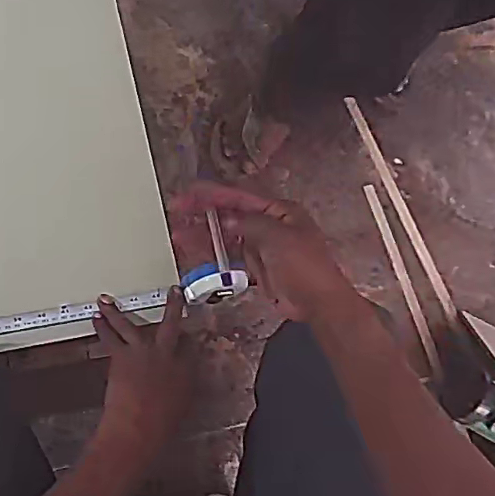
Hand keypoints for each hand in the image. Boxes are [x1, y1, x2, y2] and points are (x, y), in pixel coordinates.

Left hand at [90, 286, 193, 458]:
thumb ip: (180, 389)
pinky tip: (97, 317)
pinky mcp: (122, 354)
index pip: (192, 345)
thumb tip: (175, 383)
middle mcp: (167, 354)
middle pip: (172, 324)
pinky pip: (110, 336)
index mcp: (186, 370)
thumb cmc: (161, 424)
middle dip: (174, 306)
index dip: (192, 335)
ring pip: (129, 324)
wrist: (138, 424)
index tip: (191, 326)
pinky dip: (102, 326)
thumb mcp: (181, 406)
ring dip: (116, 311)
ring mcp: (143, 351)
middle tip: (174, 292)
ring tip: (107, 299)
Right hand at [171, 181, 350, 319]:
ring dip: (202, 234)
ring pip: (225, 235)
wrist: (317, 303)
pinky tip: (195, 251)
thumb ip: (250, 224)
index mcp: (279, 211)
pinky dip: (211, 253)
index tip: (189, 193)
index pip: (239, 197)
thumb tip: (227, 221)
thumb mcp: (278, 237)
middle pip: (229, 214)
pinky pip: (228, 254)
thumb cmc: (305, 266)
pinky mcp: (255, 265)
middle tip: (177, 210)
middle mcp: (268, 224)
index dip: (212, 194)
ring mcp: (260, 245)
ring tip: (179, 234)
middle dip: (202, 213)